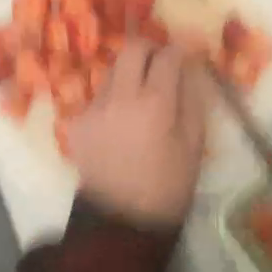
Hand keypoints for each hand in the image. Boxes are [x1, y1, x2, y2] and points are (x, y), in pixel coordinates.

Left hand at [65, 42, 209, 227]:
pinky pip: (99, 96)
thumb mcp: (194, 144)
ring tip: (144, 95)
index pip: (169, 55)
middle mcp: (120, 96)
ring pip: (113, 70)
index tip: (191, 51)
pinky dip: (115, 98)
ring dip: (131, 72)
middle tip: (164, 62)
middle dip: (151, 48)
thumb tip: (190, 69)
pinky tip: (124, 122)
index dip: (183, 48)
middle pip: (133, 48)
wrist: (120, 222)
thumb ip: (193, 99)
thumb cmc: (168, 187)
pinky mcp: (77, 122)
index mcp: (155, 103)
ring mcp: (94, 107)